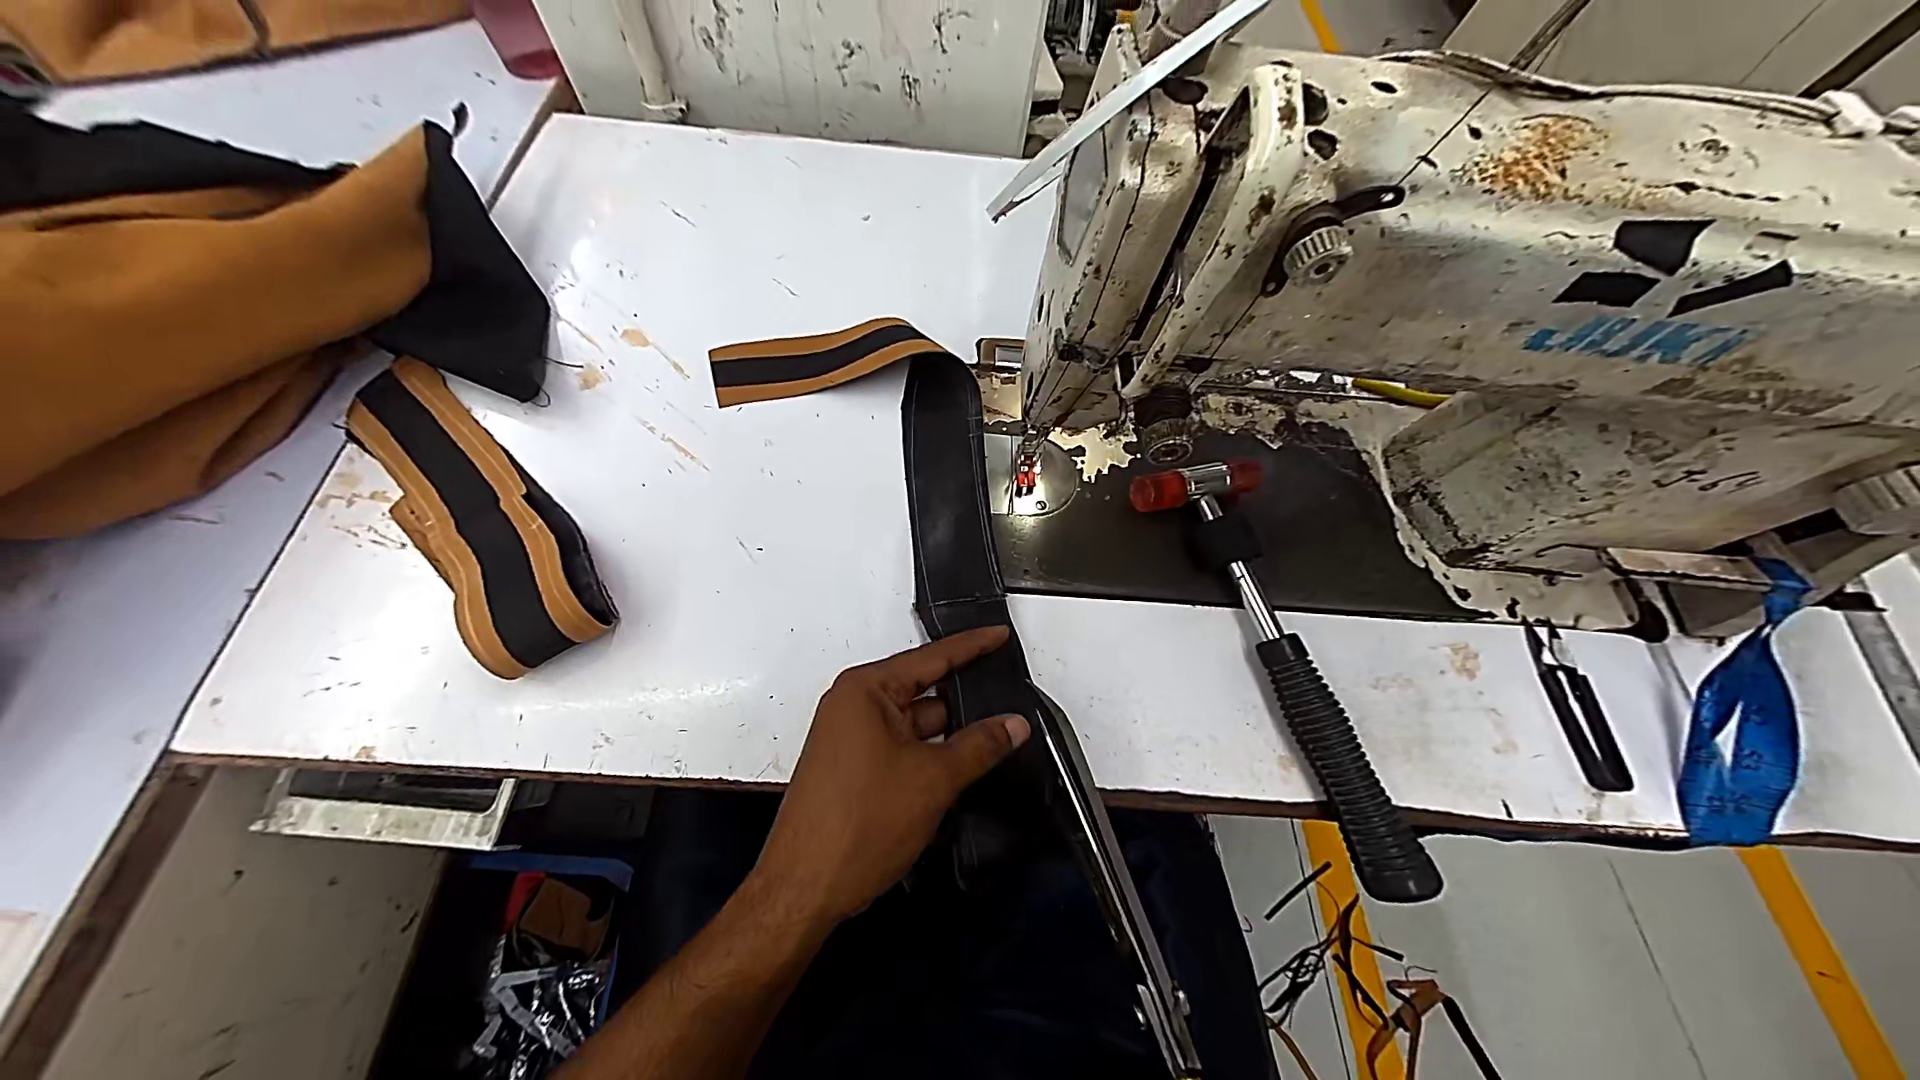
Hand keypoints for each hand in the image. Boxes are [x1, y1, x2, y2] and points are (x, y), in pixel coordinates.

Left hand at [752, 626, 1030, 924]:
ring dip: (949, 734)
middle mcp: (853, 706)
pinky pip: (902, 745)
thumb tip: (1011, 725)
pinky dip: (931, 753)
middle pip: (924, 689)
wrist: (806, 888)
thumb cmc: (854, 826)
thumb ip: (980, 745)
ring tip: (992, 740)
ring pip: (916, 722)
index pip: (931, 657)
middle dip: (964, 700)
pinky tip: (960, 766)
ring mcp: (852, 737)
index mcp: (865, 690)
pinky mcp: (854, 766)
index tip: (996, 636)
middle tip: (1007, 700)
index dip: (971, 646)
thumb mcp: (934, 779)